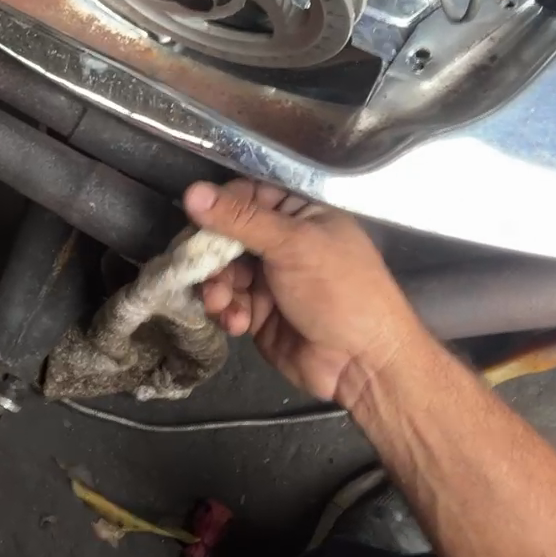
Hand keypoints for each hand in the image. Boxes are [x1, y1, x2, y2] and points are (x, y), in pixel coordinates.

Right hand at [185, 179, 429, 410]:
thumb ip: (239, 219)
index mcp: (299, 215)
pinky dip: (226, 311)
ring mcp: (267, 278)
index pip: (247, 196)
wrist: (363, 364)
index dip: (218, 206)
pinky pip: (226, 302)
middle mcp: (280, 242)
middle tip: (197, 268)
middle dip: (209, 255)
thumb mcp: (292, 246)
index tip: (194, 218)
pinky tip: (238, 323)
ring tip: (221, 304)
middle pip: (224, 235)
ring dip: (215, 287)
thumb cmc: (340, 292)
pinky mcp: (256, 311)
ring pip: (220, 271)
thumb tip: (192, 192)